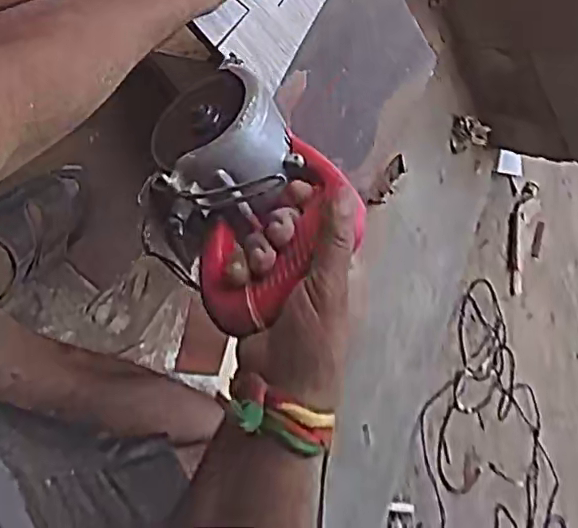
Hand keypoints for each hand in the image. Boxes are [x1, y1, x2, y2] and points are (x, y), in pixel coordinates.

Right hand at [230, 184, 356, 408]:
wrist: (275, 386)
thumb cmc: (315, 343)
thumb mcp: (329, 287)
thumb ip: (333, 238)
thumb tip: (341, 192)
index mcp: (334, 261)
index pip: (321, 213)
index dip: (306, 198)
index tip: (292, 190)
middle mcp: (305, 262)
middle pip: (285, 218)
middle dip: (277, 225)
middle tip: (279, 241)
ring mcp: (275, 273)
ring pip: (259, 235)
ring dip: (256, 247)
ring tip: (260, 269)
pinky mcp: (249, 284)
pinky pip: (237, 257)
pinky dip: (236, 265)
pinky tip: (242, 279)